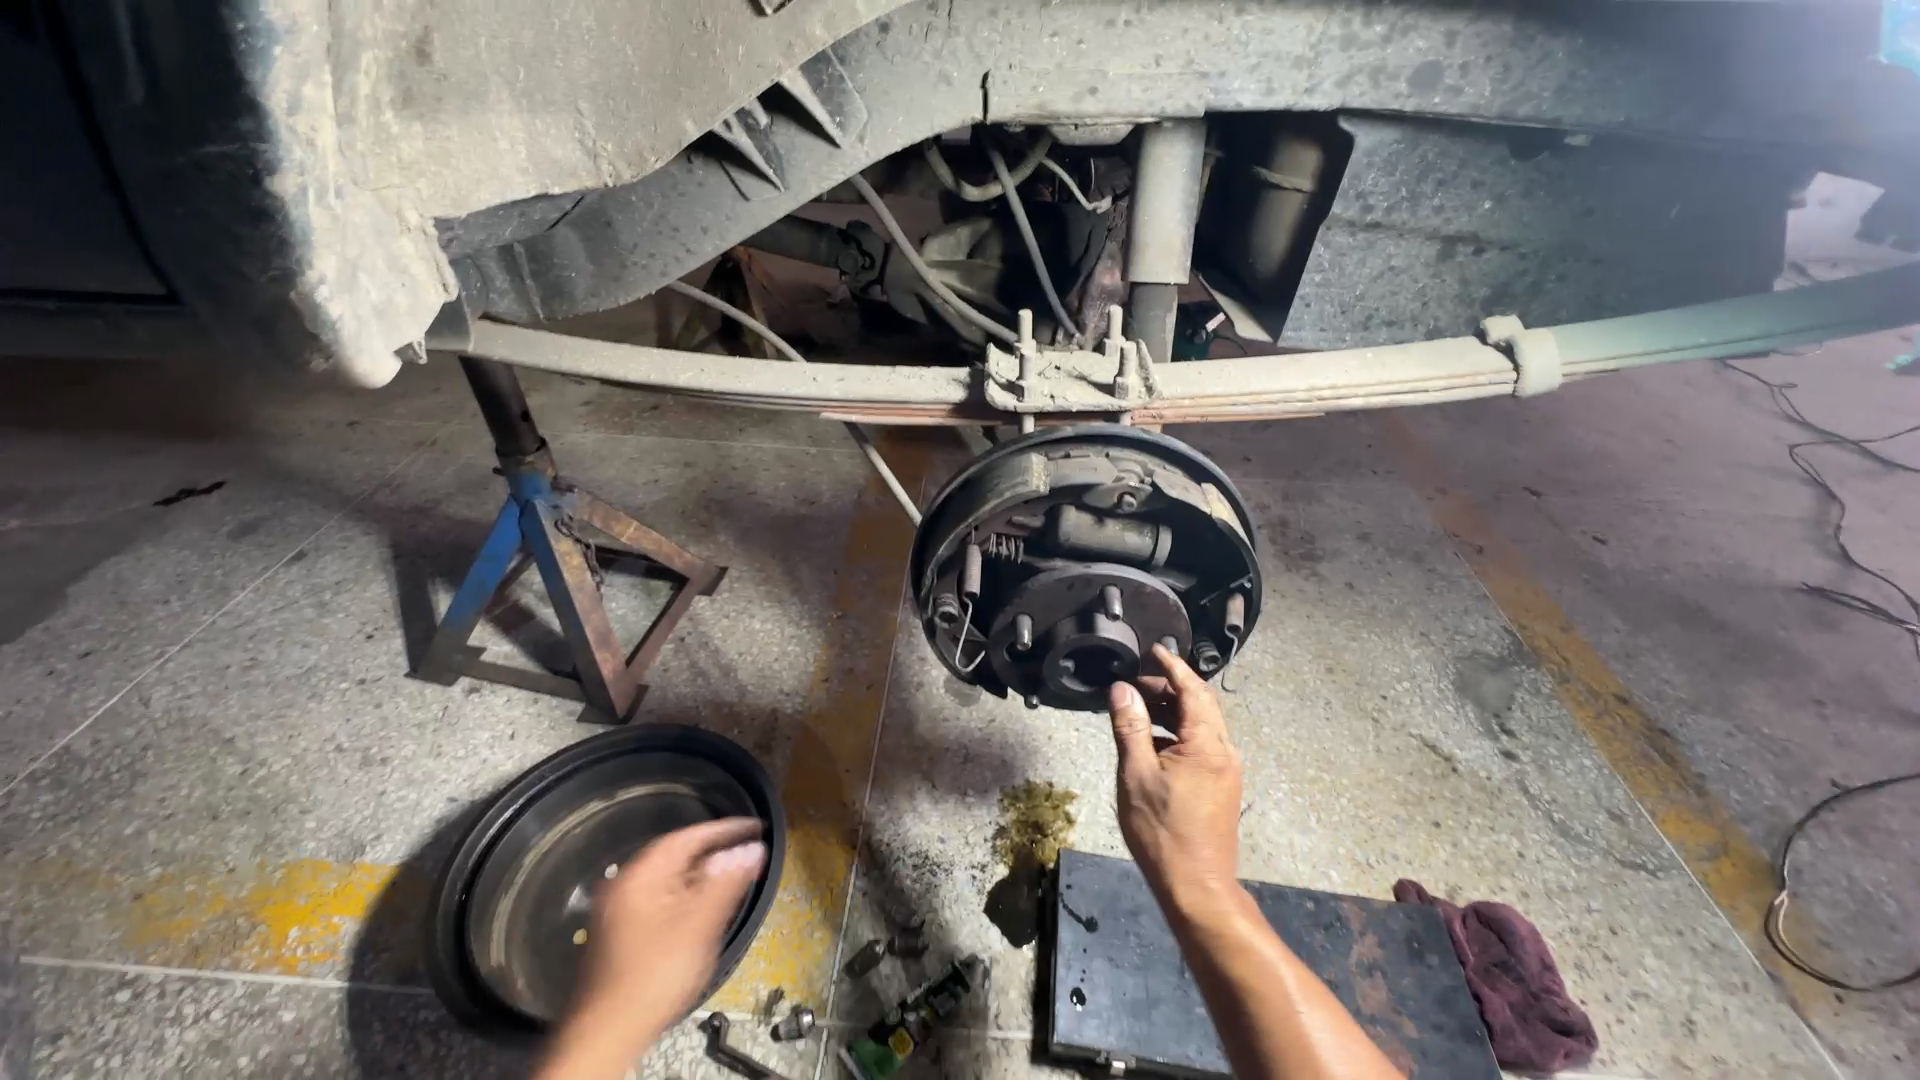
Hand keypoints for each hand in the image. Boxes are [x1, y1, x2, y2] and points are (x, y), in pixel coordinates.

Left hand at [542, 818, 766, 1076]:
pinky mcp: (624, 933)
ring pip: (670, 880)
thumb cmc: (653, 977)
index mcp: (640, 877)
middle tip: (747, 848)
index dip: (724, 830)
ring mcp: (621, 911)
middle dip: (714, 851)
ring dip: (702, 876)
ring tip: (734, 875)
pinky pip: (662, 899)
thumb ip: (726, 883)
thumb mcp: (698, 926)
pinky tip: (706, 908)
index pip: (687, 838)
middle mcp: (625, 887)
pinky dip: (688, 896)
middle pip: (676, 857)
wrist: (608, 1033)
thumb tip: (752, 848)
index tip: (753, 827)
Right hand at [1108, 644, 1243, 915]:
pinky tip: (1150, 741)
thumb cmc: (1162, 831)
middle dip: (1168, 688)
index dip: (1172, 667)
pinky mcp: (1220, 786)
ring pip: (1200, 726)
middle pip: (1199, 705)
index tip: (1153, 650)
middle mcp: (1224, 752)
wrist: (1196, 885)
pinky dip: (1176, 733)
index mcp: (1208, 744)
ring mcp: (1225, 770)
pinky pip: (1200, 745)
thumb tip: (1122, 690)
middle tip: (1134, 681)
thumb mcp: (1137, 775)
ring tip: (1137, 707)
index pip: (1193, 690)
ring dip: (1171, 711)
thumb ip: (1130, 728)